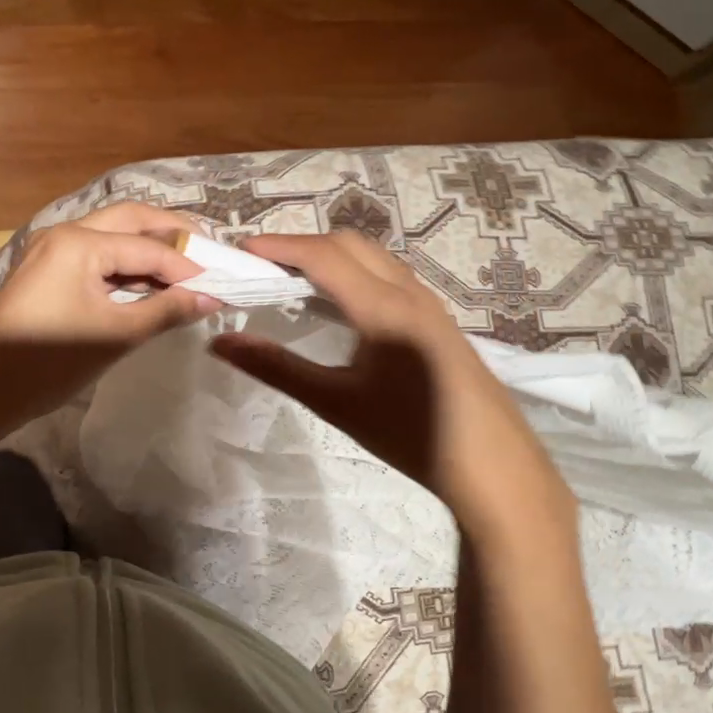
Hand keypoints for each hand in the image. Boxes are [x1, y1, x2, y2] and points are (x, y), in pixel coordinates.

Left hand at [0, 203, 219, 433]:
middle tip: (211, 255)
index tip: (224, 282)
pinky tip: (148, 282)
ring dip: (148, 247)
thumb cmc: (50, 364)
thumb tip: (211, 298)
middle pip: (130, 219)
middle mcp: (62, 232)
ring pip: (110, 234)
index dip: (189, 266)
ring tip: (187, 268)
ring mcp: (49, 249)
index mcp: (78, 242)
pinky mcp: (44, 269)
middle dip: (172, 235)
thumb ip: (165, 311)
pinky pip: (93, 254)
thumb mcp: (115, 336)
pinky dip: (123, 264)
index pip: (148, 246)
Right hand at [208, 231, 574, 541]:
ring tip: (292, 281)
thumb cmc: (409, 434)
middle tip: (260, 266)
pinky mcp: (437, 322)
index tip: (239, 251)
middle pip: (350, 245)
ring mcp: (430, 305)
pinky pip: (389, 277)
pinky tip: (340, 308)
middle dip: (302, 245)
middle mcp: (409, 293)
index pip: (323, 256)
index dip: (279, 247)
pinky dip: (354, 274)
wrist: (493, 467)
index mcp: (382, 307)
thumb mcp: (334, 402)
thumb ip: (275, 367)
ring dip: (331, 257)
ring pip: (374, 259)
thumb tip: (219, 342)